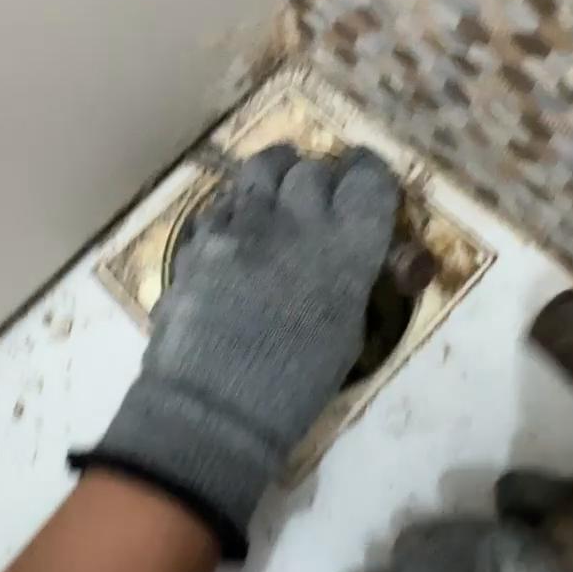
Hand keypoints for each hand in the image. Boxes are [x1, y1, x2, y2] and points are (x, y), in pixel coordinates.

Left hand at [71, 142, 399, 558]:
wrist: (213, 405)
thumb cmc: (294, 386)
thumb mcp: (346, 329)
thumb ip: (346, 274)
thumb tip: (340, 250)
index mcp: (347, 249)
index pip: (369, 180)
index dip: (369, 174)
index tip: (363, 178)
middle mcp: (298, 221)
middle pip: (315, 169)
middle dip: (321, 178)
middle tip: (318, 197)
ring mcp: (244, 222)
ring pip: (265, 165)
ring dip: (277, 174)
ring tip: (276, 190)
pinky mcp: (203, 232)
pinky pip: (225, 201)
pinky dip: (237, 207)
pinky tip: (236, 229)